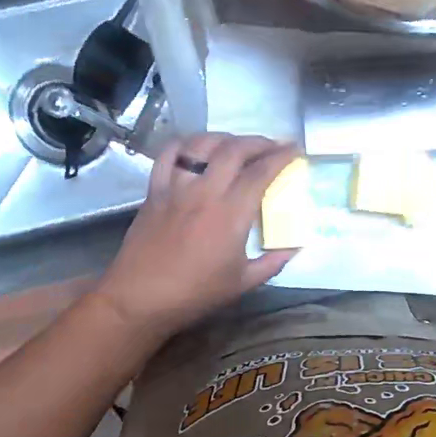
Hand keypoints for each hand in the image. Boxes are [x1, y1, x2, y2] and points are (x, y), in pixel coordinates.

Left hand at [94, 133, 299, 336]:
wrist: (140, 298)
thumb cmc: (195, 293)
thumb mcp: (243, 283)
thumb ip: (272, 263)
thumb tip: (294, 248)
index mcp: (231, 213)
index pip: (262, 172)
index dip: (282, 156)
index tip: (295, 150)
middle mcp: (205, 191)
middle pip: (234, 149)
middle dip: (259, 142)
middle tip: (273, 146)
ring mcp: (177, 187)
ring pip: (202, 145)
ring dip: (225, 138)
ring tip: (238, 145)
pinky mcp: (155, 191)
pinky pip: (168, 155)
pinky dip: (186, 144)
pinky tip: (196, 149)